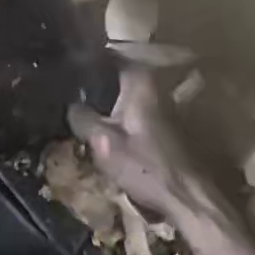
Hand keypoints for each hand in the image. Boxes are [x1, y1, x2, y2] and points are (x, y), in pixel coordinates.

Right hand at [67, 66, 213, 218]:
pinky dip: (117, 112)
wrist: (189, 199)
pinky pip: (133, 108)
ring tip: (81, 107)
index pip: (107, 54)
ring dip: (105, 98)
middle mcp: (154, 85)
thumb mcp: (102, 142)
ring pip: (124, 92)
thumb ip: (81, 117)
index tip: (65, 65)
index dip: (85, 58)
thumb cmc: (145, 166)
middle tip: (68, 89)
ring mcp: (162, 105)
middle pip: (116, 73)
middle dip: (93, 80)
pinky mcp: (164, 125)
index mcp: (139, 81)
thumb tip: (70, 105)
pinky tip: (103, 126)